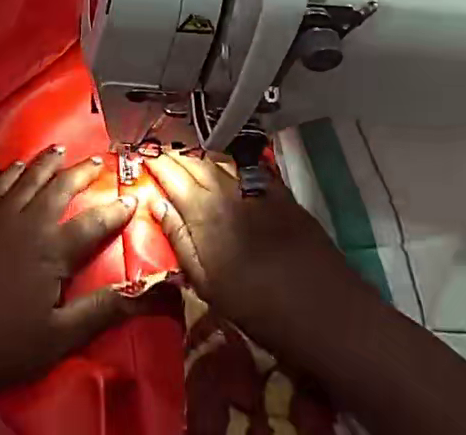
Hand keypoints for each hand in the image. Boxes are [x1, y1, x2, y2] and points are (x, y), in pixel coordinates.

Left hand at [0, 146, 160, 434]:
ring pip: (25, 179)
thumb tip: (150, 290)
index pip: (92, 224)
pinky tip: (14, 168)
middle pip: (58, 188)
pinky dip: (9, 173)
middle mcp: (25, 222)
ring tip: (59, 150)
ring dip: (45, 163)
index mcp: (51, 249)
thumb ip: (103, 309)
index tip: (132, 198)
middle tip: (97, 160)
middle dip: (80, 172)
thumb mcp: (61, 336)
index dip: (114, 211)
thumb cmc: (5, 345)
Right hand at [145, 151, 370, 353]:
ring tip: (183, 154)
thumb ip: (179, 239)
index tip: (138, 155)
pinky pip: (247, 165)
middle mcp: (227, 189)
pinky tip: (224, 162)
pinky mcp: (280, 193)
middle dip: (172, 154)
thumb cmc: (258, 306)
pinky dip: (229, 160)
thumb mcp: (207, 283)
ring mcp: (256, 188)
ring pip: (218, 159)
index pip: (170, 174)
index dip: (153, 162)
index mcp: (203, 211)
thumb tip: (155, 203)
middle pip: (193, 161)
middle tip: (157, 151)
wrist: (326, 313)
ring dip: (197, 153)